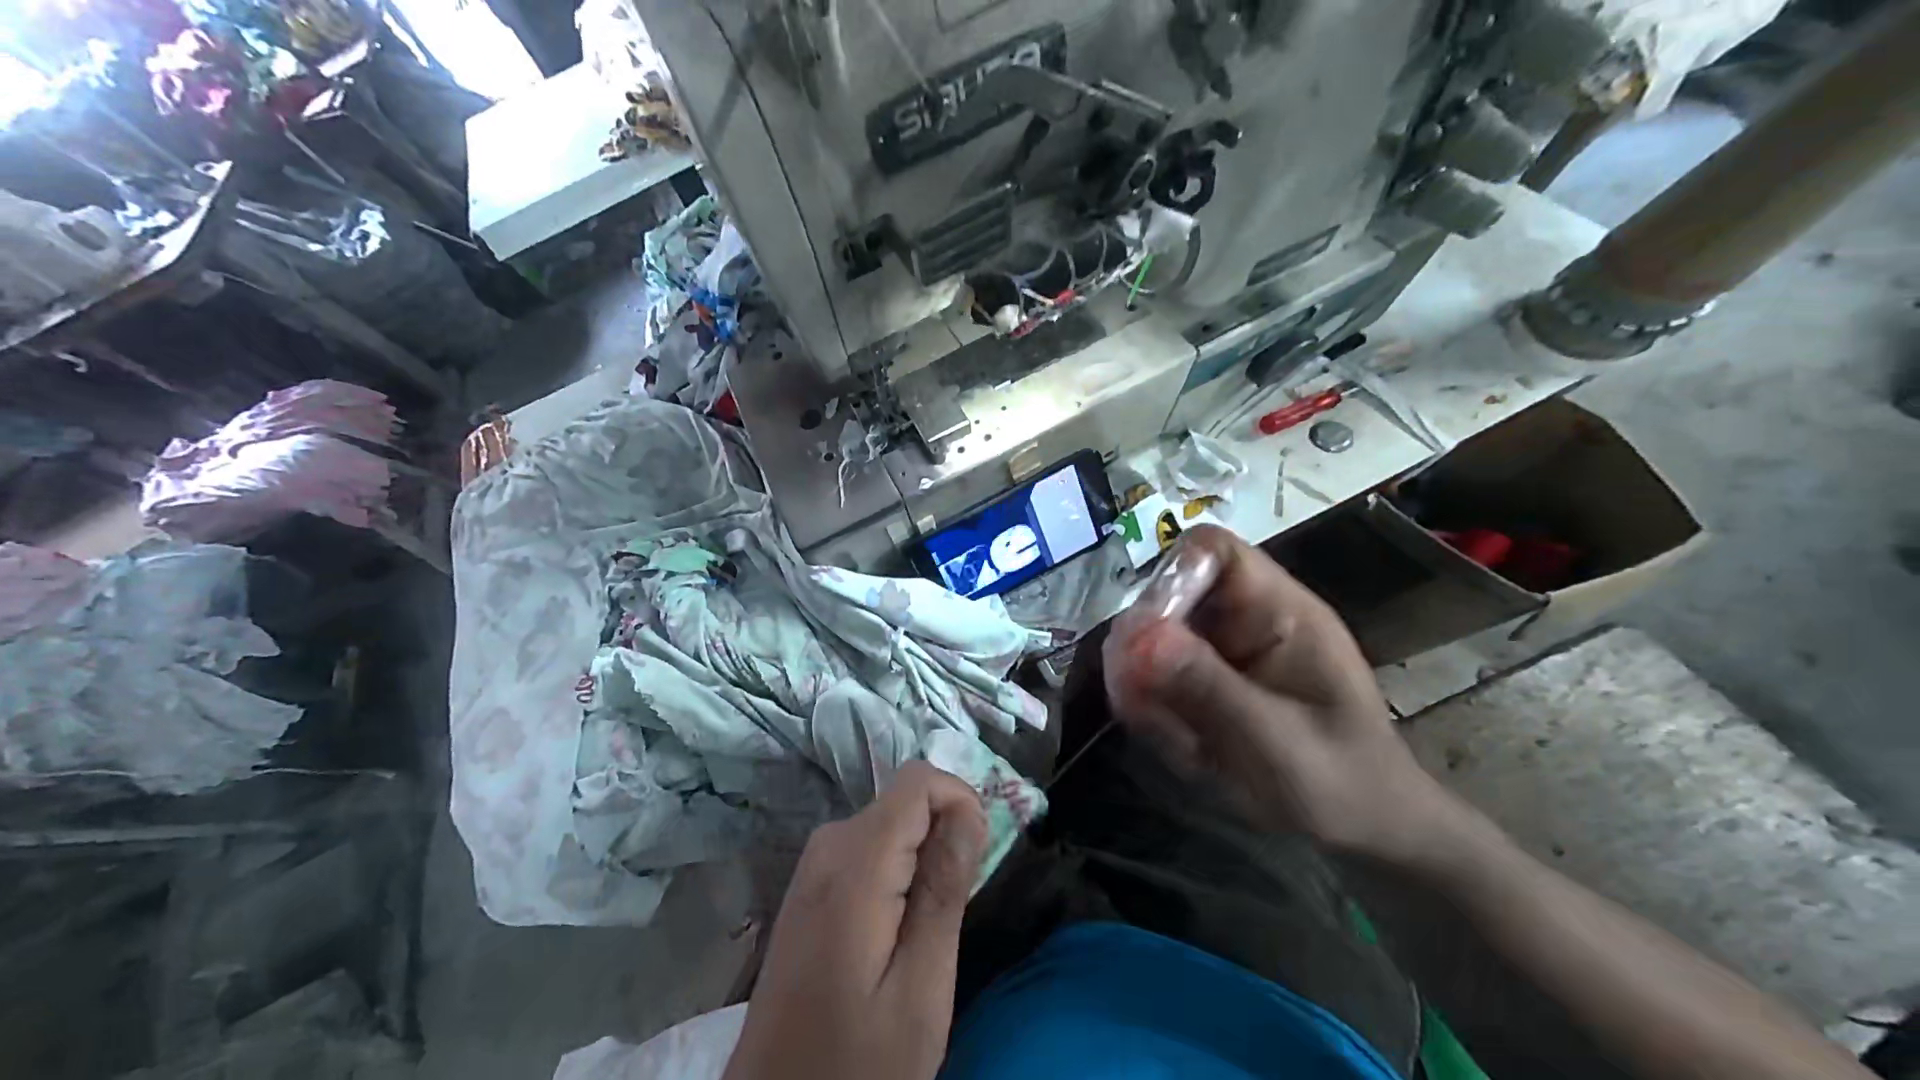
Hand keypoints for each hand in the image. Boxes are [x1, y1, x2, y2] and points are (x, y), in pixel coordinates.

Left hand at [723, 762, 987, 1079]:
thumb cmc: (859, 1061)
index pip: (917, 780)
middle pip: (904, 801)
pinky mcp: (810, 886)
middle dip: (943, 835)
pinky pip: (869, 848)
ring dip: (923, 858)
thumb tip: (969, 809)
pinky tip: (897, 929)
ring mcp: (812, 865)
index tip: (978, 861)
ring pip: (890, 823)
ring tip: (927, 928)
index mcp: (853, 864)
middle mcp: (827, 846)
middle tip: (954, 911)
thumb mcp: (921, 986)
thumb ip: (944, 888)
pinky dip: (898, 870)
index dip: (960, 803)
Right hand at [1103, 525, 1468, 866]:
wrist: (1365, 837)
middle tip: (1141, 702)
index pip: (1212, 551)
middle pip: (1168, 597)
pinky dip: (1151, 713)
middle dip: (1145, 650)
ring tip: (1174, 740)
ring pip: (1150, 643)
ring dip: (1144, 690)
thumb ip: (1207, 686)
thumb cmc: (1343, 786)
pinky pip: (1152, 679)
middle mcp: (1244, 620)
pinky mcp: (1204, 683)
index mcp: (1281, 612)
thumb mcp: (1277, 742)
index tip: (1147, 636)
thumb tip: (1136, 632)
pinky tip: (1181, 750)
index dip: (1172, 578)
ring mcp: (1222, 652)